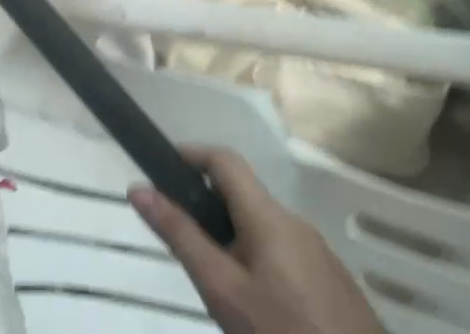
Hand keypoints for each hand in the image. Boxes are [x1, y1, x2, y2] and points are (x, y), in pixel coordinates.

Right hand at [130, 147, 382, 333]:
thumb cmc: (281, 328)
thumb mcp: (219, 285)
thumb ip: (178, 234)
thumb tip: (137, 188)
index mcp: (271, 219)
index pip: (225, 161)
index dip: (188, 154)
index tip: (158, 171)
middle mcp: (298, 226)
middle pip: (240, 196)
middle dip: (202, 206)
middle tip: (178, 241)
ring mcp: (321, 255)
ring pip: (260, 226)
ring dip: (227, 234)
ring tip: (212, 276)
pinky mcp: (333, 281)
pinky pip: (282, 250)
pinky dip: (253, 256)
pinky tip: (251, 298)